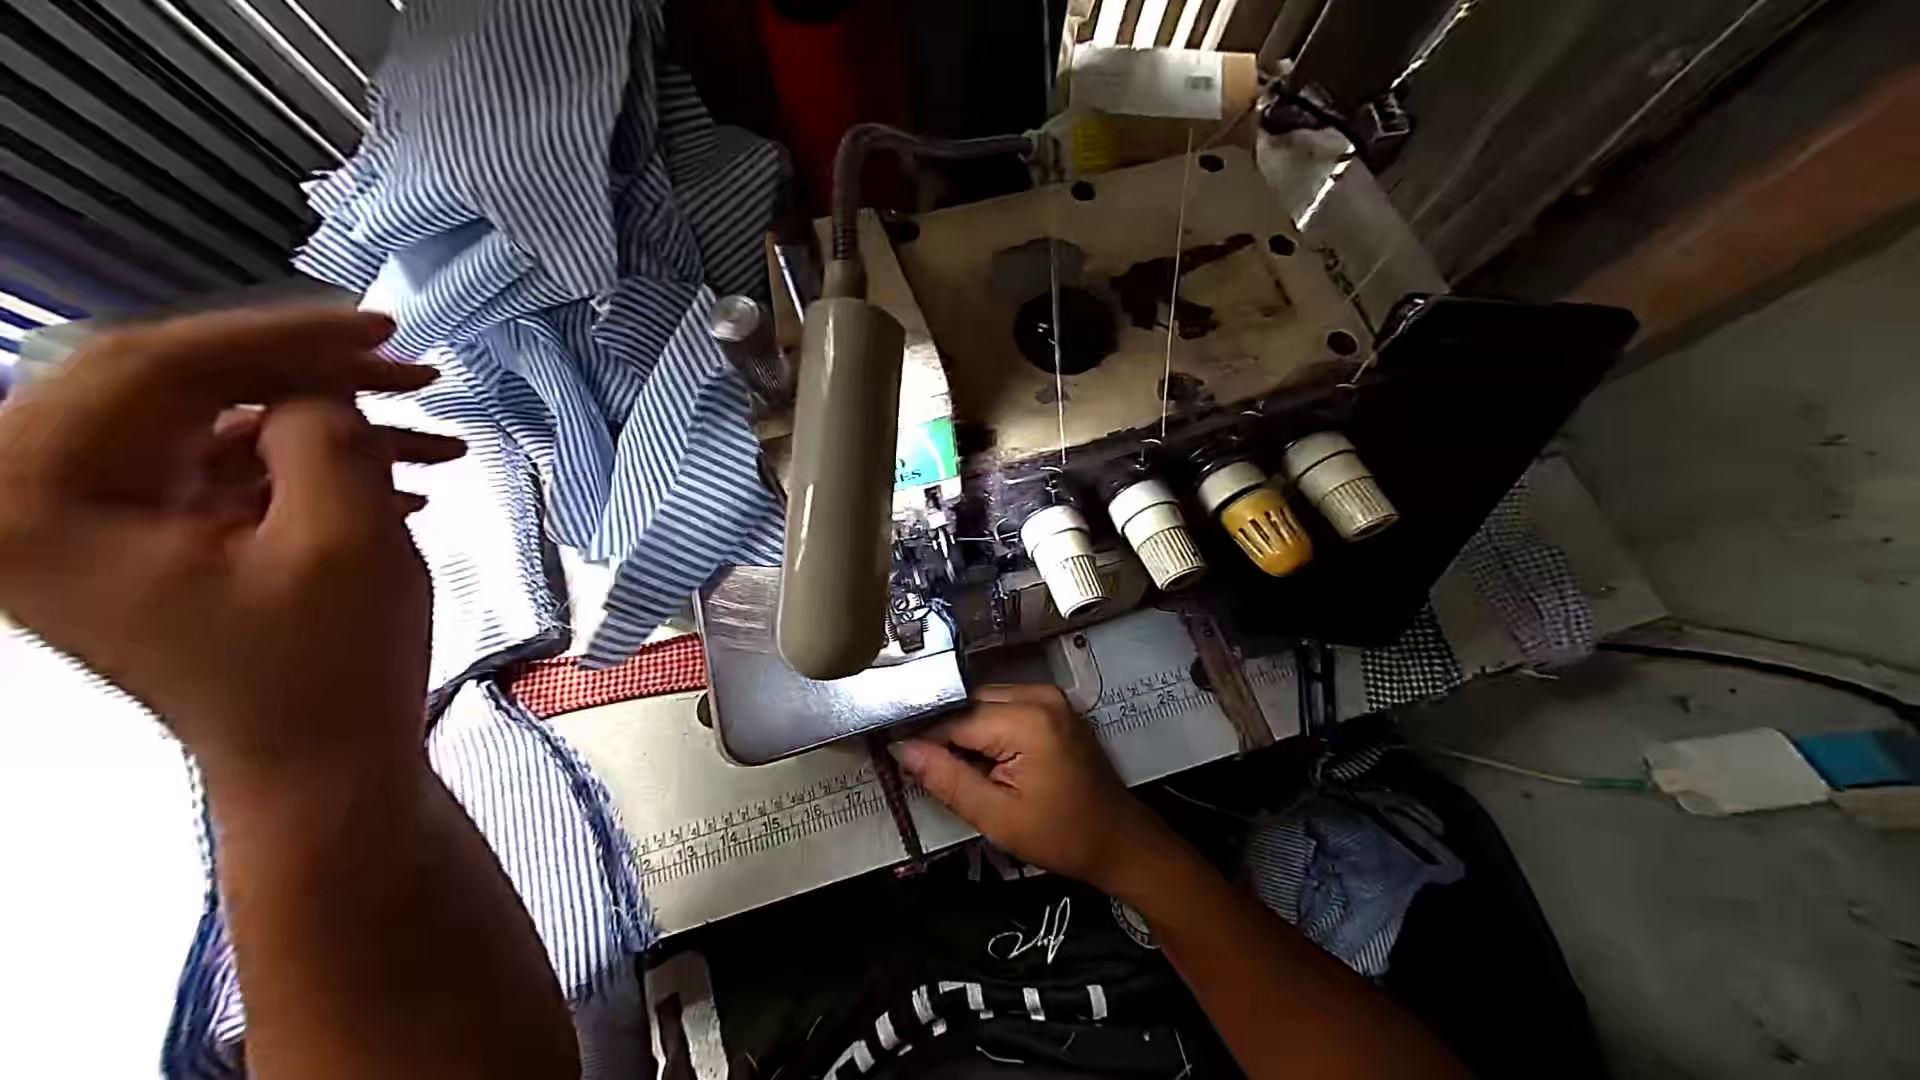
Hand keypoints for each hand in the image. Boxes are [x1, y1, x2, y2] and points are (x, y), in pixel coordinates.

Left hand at [0, 306, 463, 788]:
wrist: (326, 765)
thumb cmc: (331, 666)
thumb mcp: (347, 540)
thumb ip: (329, 439)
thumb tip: (321, 391)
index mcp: (36, 502)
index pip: (152, 367)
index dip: (280, 335)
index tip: (385, 329)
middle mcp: (39, 503)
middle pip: (181, 390)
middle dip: (313, 377)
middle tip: (416, 375)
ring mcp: (103, 527)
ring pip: (225, 431)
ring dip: (337, 427)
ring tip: (440, 439)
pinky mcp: (163, 546)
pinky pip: (241, 476)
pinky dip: (326, 469)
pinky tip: (409, 483)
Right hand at [893, 684, 1184, 893]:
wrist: (1118, 840)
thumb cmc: (1062, 835)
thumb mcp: (996, 816)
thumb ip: (946, 778)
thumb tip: (903, 749)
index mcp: (1027, 720)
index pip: (955, 718)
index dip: (923, 739)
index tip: (898, 757)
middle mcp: (1039, 695)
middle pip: (969, 704)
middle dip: (946, 735)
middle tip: (932, 771)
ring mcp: (1049, 696)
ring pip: (983, 702)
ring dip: (967, 731)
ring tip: (966, 769)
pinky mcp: (1052, 704)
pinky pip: (1004, 705)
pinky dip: (988, 727)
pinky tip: (989, 758)